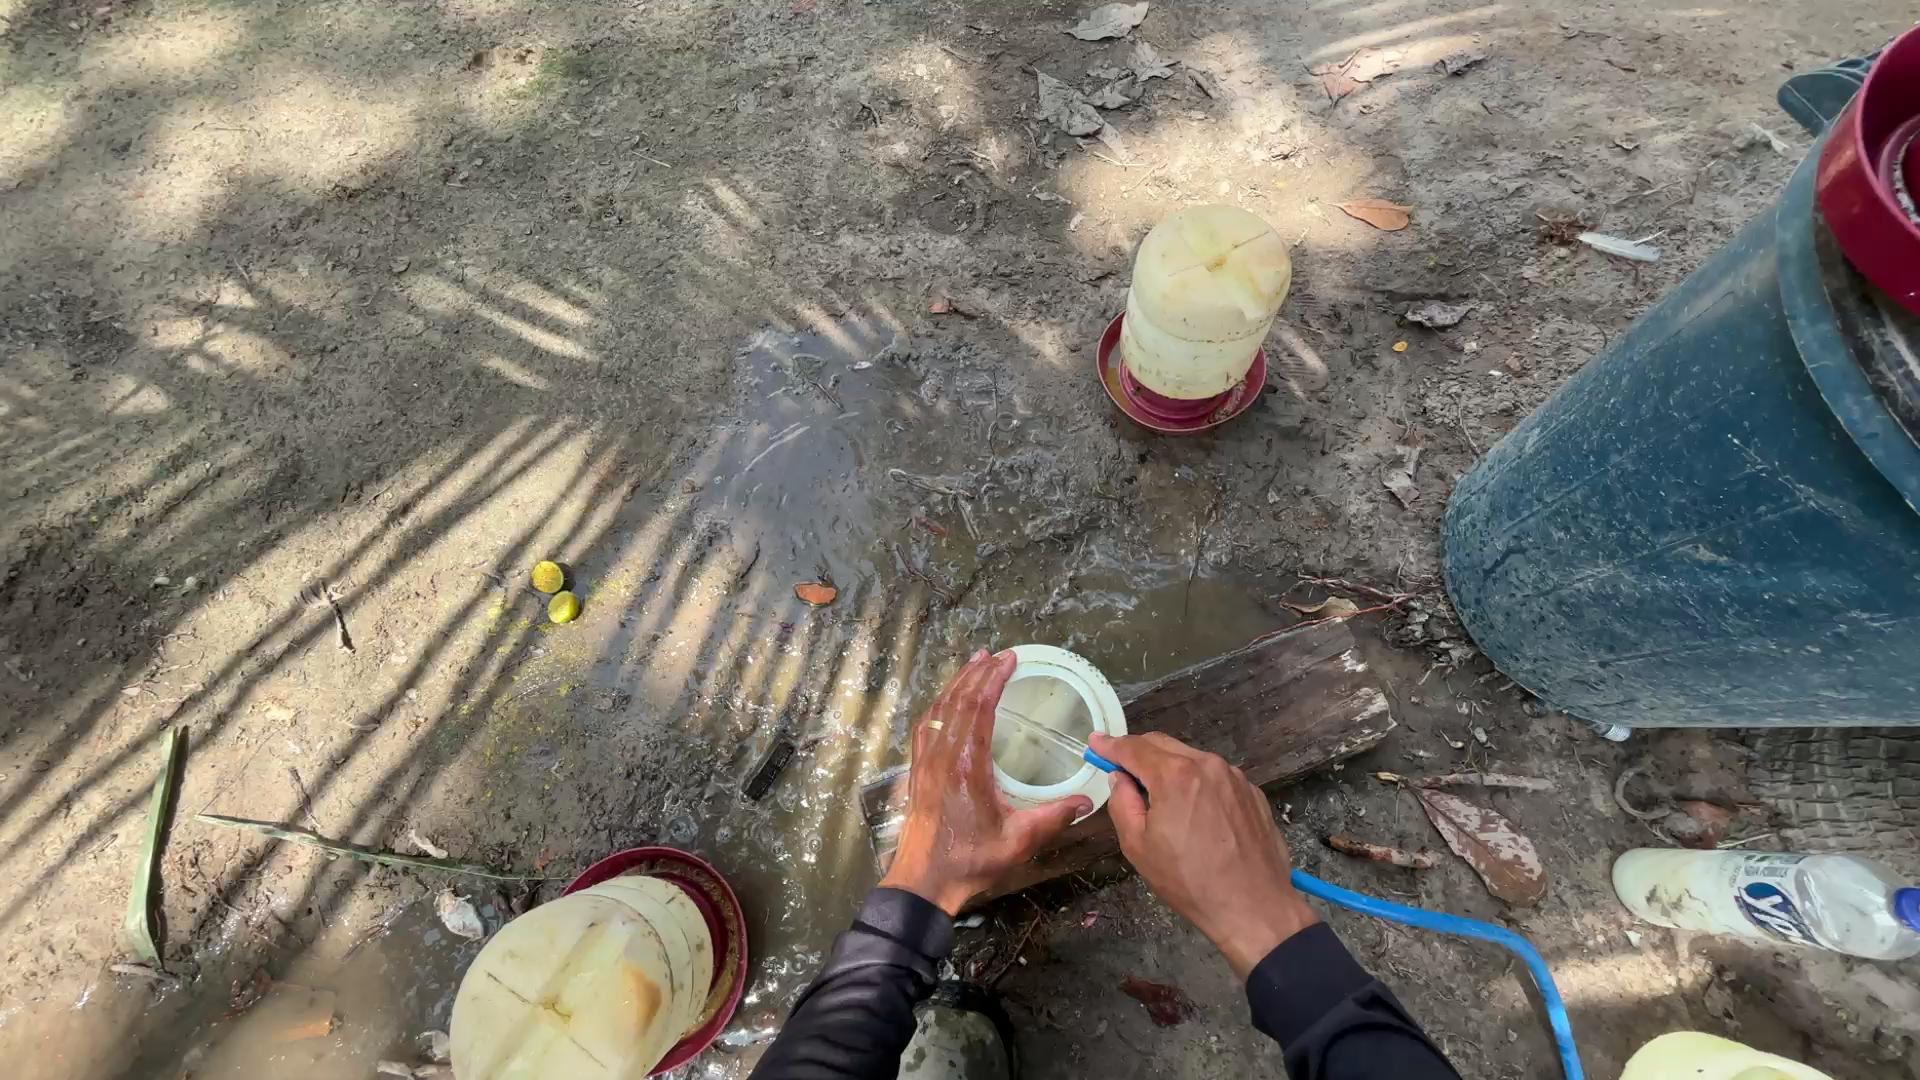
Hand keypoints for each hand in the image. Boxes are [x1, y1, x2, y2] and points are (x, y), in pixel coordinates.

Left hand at [879, 650, 1093, 913]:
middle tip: (997, 655)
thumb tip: (1087, 801)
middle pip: (959, 700)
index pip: (979, 707)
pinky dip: (940, 703)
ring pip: (940, 708)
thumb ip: (1053, 817)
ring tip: (975, 664)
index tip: (1008, 660)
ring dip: (958, 683)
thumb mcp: (1019, 840)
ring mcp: (926, 759)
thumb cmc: (971, 860)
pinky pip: (927, 724)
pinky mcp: (918, 769)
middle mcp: (943, 753)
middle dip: (978, 673)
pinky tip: (947, 700)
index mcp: (968, 763)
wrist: (924, 880)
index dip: (993, 679)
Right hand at [1089, 731, 1317, 979]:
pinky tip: (1196, 811)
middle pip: (1161, 744)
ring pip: (1189, 757)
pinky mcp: (1252, 792)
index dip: (1110, 745)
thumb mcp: (1138, 846)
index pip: (1133, 748)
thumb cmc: (1189, 881)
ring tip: (1161, 797)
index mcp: (1174, 775)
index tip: (1095, 743)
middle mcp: (1206, 764)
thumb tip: (1120, 778)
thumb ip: (1122, 803)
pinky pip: (1214, 775)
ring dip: (1168, 766)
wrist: (1255, 910)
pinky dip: (1197, 781)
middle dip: (1137, 752)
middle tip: (1122, 769)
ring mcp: (1234, 776)